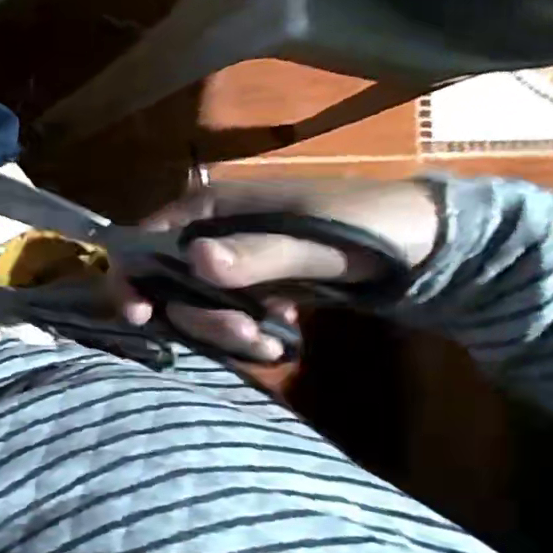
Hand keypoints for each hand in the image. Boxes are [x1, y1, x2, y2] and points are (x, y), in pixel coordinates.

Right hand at [115, 177, 440, 361]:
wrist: (421, 244)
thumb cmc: (367, 228)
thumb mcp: (315, 241)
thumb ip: (257, 253)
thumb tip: (197, 260)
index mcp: (211, 207)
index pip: (145, 239)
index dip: (131, 275)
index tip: (140, 315)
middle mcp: (207, 234)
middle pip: (165, 281)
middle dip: (195, 316)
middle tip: (242, 335)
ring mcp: (226, 263)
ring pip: (193, 305)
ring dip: (220, 331)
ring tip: (268, 344)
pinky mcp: (245, 287)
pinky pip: (221, 316)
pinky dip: (241, 337)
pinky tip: (277, 342)